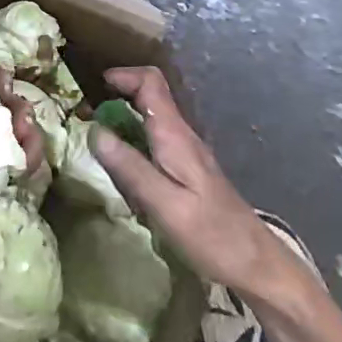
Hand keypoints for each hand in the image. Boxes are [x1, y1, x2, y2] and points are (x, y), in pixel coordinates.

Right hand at [89, 66, 302, 299]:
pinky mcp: (186, 171)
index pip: (152, 82)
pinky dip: (132, 144)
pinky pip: (153, 143)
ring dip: (121, 123)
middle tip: (86, 119)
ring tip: (97, 145)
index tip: (94, 86)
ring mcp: (186, 153)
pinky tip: (122, 171)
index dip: (123, 75)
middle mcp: (181, 137)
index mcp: (175, 137)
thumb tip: (94, 130)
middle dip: (115, 98)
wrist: (256, 266)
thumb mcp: (163, 203)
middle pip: (149, 97)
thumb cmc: (211, 235)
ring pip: (149, 121)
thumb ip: (128, 166)